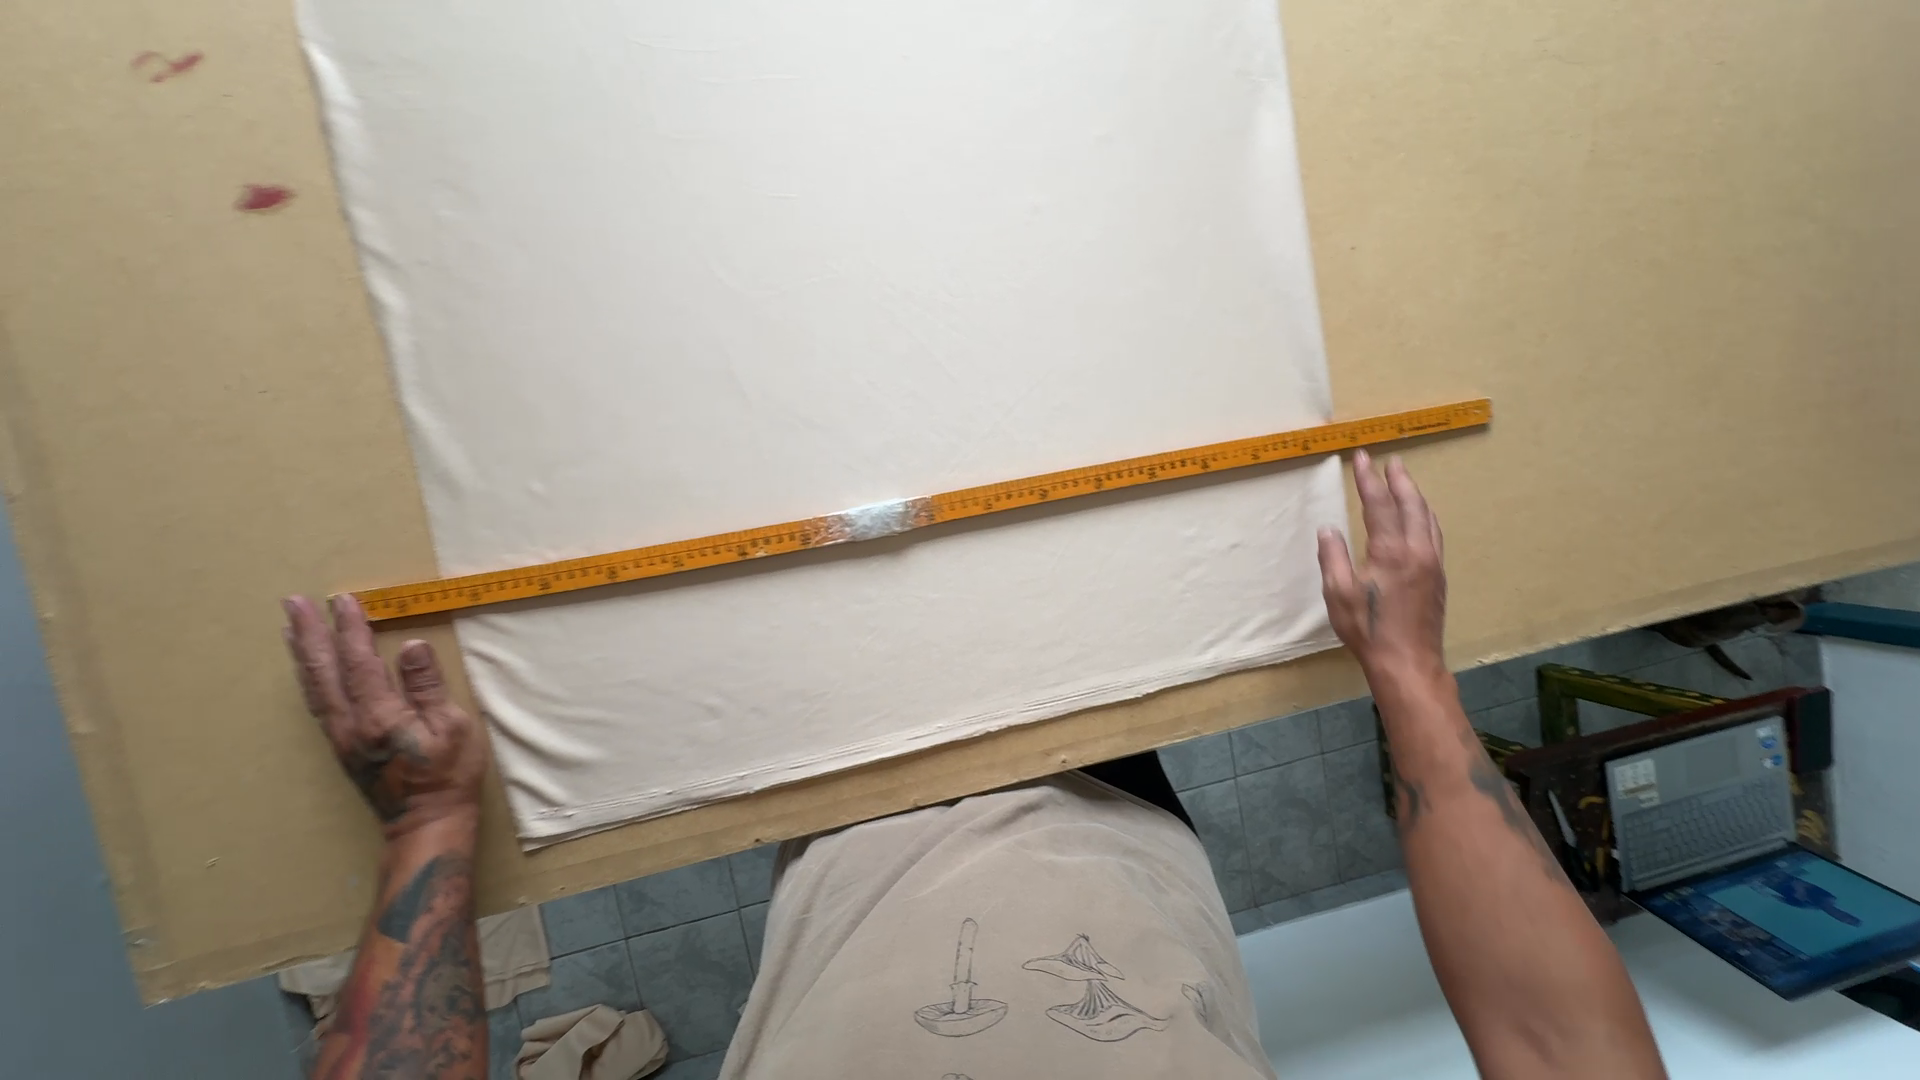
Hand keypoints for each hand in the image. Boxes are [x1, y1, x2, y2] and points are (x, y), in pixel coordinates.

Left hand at [282, 594, 486, 836]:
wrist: (425, 822)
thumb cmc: (448, 773)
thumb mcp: (453, 727)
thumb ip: (429, 686)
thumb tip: (411, 647)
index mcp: (379, 716)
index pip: (360, 662)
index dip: (352, 629)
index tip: (345, 599)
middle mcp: (350, 724)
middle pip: (324, 671)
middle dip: (309, 634)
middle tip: (294, 602)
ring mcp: (341, 736)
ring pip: (314, 687)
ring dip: (302, 653)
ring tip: (290, 627)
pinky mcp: (342, 746)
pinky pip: (318, 702)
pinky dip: (309, 677)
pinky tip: (310, 668)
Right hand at [1317, 450, 1447, 681]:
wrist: (1407, 661)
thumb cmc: (1367, 628)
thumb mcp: (1338, 593)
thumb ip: (1333, 557)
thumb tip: (1328, 529)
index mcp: (1391, 551)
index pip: (1379, 504)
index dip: (1368, 479)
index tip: (1361, 458)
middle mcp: (1417, 550)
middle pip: (1410, 504)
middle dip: (1398, 480)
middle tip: (1388, 460)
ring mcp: (1432, 563)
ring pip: (1427, 517)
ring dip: (1415, 495)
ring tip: (1404, 480)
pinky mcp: (1438, 576)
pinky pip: (1434, 533)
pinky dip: (1425, 515)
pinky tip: (1420, 516)